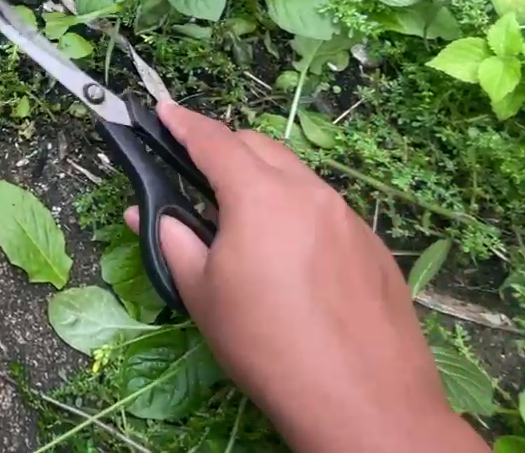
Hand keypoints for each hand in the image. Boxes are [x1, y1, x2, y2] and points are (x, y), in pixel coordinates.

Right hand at [127, 102, 486, 452]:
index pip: (213, 140)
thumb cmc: (268, 347)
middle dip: (223, 148)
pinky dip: (295, 210)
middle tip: (196, 178)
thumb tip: (149, 213)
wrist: (370, 413)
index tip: (163, 112)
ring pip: (295, 175)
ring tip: (241, 223)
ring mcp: (349, 222)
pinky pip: (324, 210)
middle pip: (258, 146)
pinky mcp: (376, 251)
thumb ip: (172, 239)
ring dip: (261, 178)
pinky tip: (287, 258)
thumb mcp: (201, 292)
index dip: (182, 122)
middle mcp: (309, 195)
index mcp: (261, 197)